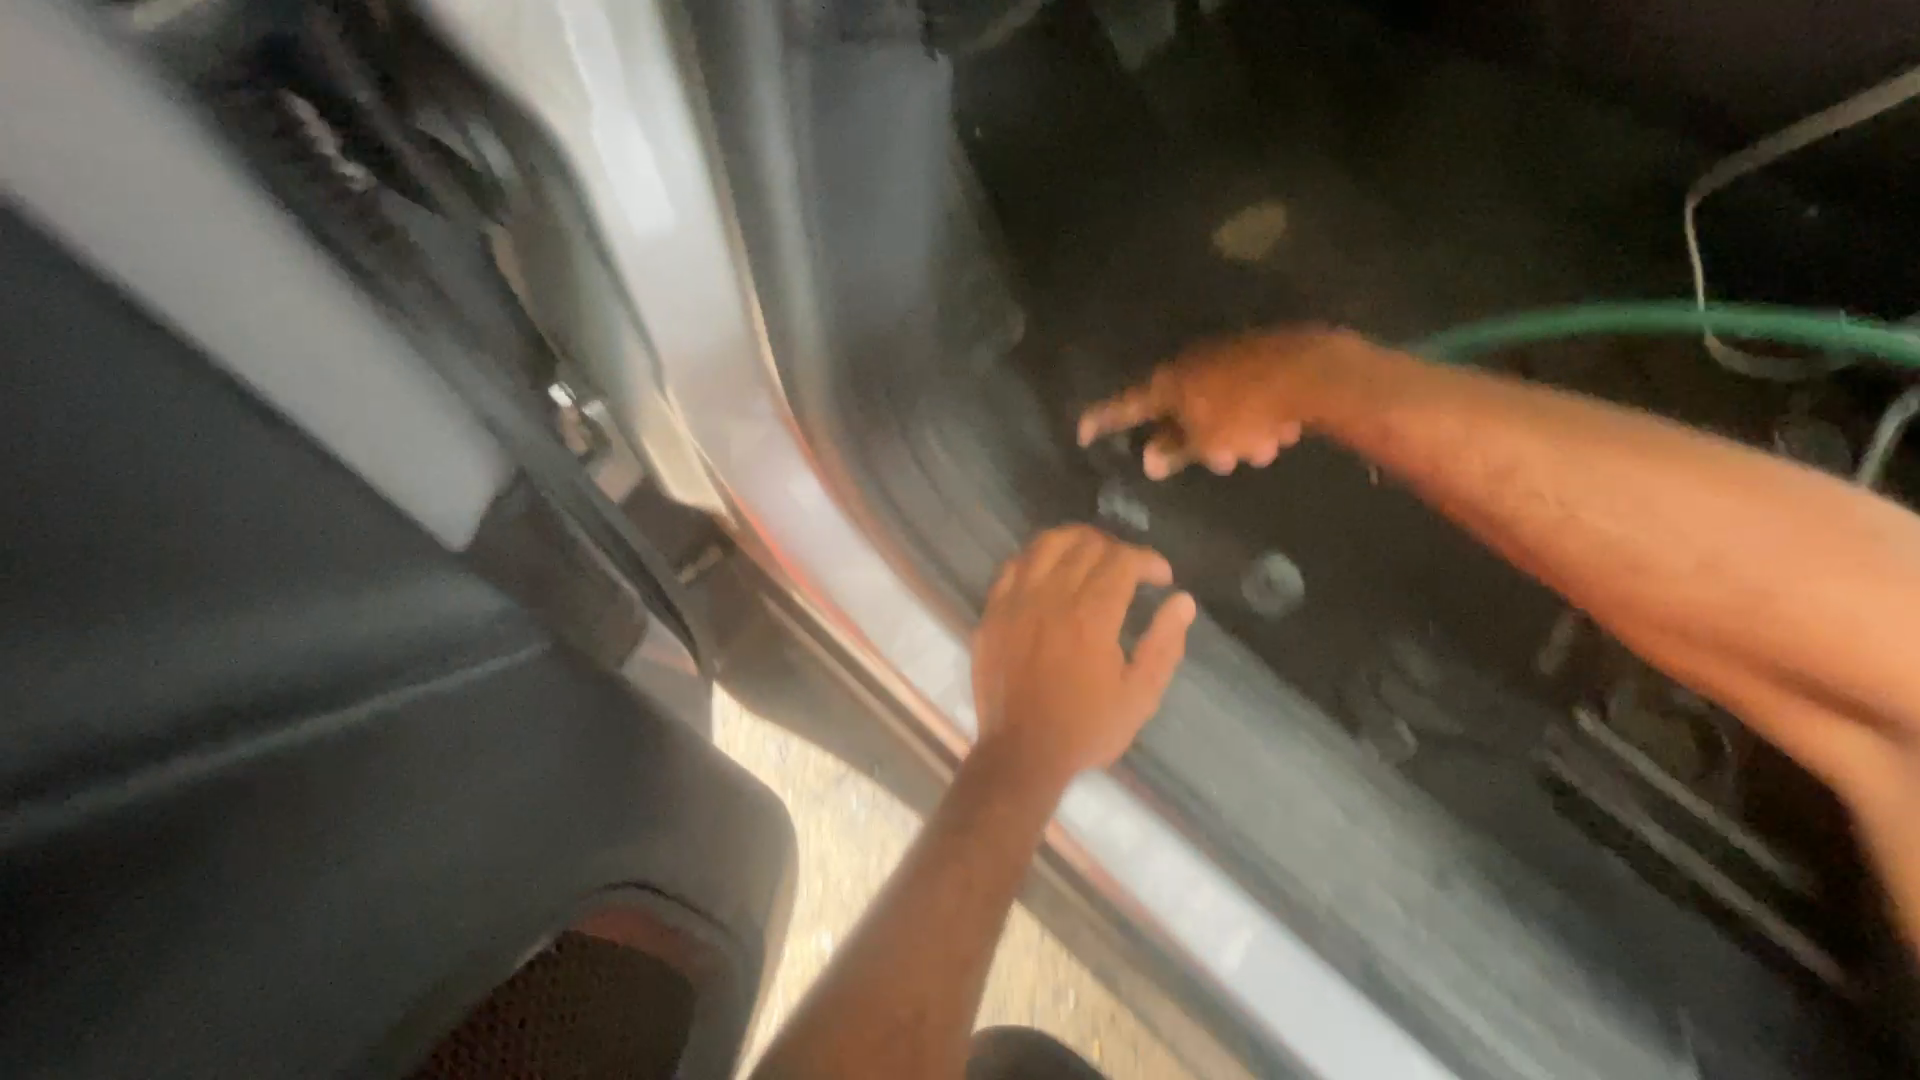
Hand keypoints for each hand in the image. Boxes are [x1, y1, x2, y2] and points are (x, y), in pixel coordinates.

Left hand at [971, 526, 1196, 780]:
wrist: (1021, 754)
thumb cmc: (1085, 729)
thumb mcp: (1140, 696)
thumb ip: (1164, 645)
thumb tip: (1183, 601)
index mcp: (1091, 617)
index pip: (1123, 561)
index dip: (1149, 560)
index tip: (1162, 577)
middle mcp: (1051, 598)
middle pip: (1086, 545)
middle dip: (1117, 548)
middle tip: (1130, 569)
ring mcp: (1015, 603)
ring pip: (1046, 544)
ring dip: (1076, 541)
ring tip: (1092, 556)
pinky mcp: (992, 613)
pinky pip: (1013, 566)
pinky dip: (1036, 558)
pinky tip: (1049, 571)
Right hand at [1076, 326, 1377, 478]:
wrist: (1312, 371)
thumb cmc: (1246, 413)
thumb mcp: (1206, 443)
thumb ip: (1176, 451)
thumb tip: (1150, 458)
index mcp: (1167, 385)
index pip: (1123, 406)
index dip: (1101, 420)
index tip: (1081, 431)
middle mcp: (1189, 364)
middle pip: (1179, 410)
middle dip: (1199, 440)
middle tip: (1224, 460)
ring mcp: (1225, 355)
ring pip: (1217, 406)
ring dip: (1236, 433)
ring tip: (1265, 447)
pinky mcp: (1258, 354)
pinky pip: (1245, 395)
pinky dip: (1256, 417)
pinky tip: (1282, 430)